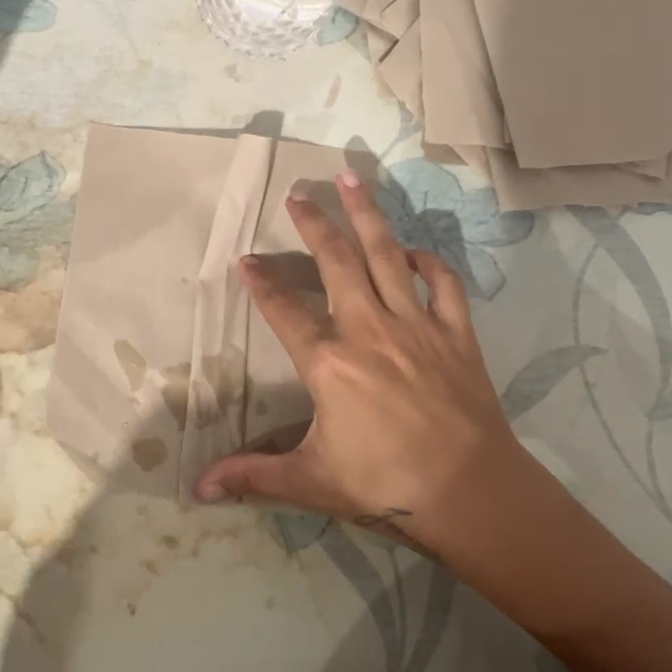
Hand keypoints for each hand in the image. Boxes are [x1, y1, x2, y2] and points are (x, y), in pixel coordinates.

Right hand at [196, 171, 541, 555]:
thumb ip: (253, 476)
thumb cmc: (386, 485)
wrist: (473, 492)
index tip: (246, 260)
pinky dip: (429, 261)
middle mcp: (369, 330)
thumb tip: (197, 488)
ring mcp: (417, 326)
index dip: (263, 284)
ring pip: (387, 256)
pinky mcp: (457, 334)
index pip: (285, 311)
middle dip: (314, 223)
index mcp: (329, 363)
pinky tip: (413, 249)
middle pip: (337, 262)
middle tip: (298, 193)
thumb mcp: (311, 482)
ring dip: (367, 215)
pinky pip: (444, 284)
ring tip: (350, 179)